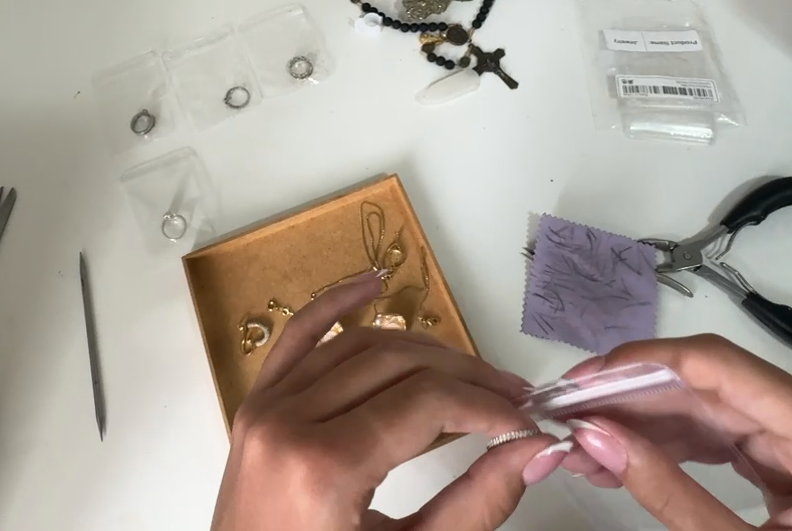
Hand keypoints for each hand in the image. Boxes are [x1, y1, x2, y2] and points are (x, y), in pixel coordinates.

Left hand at [210, 270, 558, 530]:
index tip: (527, 417)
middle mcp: (288, 420)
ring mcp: (265, 404)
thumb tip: (536, 450)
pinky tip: (374, 284)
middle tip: (511, 394)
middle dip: (462, 374)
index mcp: (323, 468)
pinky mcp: (255, 402)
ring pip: (356, 344)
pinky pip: (298, 336)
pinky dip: (336, 304)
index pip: (423, 403)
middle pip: (394, 364)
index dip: (484, 403)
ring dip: (418, 347)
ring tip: (470, 368)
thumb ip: (474, 507)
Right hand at [555, 335, 791, 529]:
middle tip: (568, 411)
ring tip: (583, 438)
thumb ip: (672, 497)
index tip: (583, 380)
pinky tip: (625, 452)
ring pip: (707, 406)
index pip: (721, 367)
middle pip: (709, 385)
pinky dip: (672, 443)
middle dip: (632, 398)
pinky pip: (722, 433)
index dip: (643, 362)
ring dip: (643, 421)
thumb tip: (592, 434)